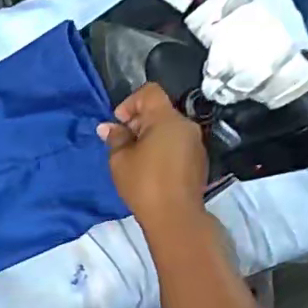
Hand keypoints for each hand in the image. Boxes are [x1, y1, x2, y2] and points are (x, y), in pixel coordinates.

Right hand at [97, 82, 208, 230]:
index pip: (149, 92)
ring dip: (150, 136)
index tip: (118, 123)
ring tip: (135, 159)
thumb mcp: (120, 160)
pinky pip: (177, 143)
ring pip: (168, 128)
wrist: (175, 215)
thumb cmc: (143, 184)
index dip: (130, 102)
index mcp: (166, 119)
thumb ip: (115, 138)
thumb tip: (108, 127)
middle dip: (138, 122)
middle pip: (159, 110)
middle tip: (121, 144)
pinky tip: (151, 170)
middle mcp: (185, 125)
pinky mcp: (198, 158)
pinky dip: (162, 148)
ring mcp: (195, 142)